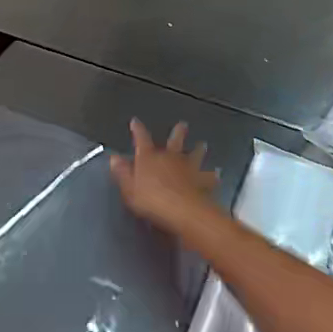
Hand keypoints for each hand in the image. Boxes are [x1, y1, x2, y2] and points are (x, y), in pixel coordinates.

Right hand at [110, 119, 222, 236]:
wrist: (182, 210)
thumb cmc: (151, 200)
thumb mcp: (129, 188)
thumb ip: (122, 173)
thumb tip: (115, 158)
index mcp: (149, 157)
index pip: (141, 139)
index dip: (137, 129)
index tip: (135, 121)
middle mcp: (171, 157)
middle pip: (175, 140)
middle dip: (178, 132)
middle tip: (183, 124)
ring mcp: (189, 167)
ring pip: (195, 155)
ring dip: (199, 150)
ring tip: (202, 145)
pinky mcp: (202, 181)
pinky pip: (209, 176)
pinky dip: (212, 175)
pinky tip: (217, 175)